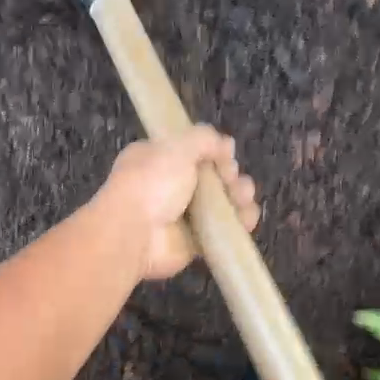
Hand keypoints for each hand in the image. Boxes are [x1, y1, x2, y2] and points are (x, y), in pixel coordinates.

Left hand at [93, 125, 258, 280]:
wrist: (133, 232)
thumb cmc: (151, 183)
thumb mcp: (176, 147)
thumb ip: (203, 138)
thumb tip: (225, 144)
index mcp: (154, 158)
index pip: (190, 150)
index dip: (212, 151)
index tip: (225, 154)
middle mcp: (165, 185)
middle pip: (210, 176)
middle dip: (229, 174)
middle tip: (231, 178)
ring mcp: (179, 214)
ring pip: (220, 202)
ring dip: (238, 196)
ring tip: (242, 197)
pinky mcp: (193, 240)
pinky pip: (222, 229)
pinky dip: (239, 223)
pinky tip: (246, 218)